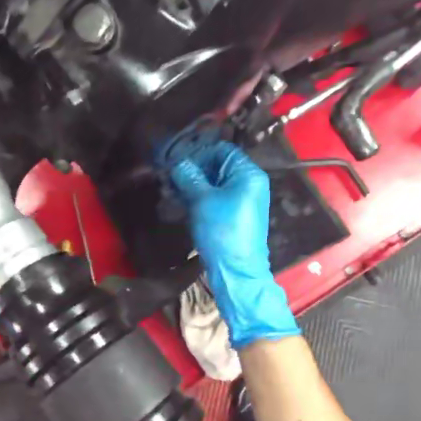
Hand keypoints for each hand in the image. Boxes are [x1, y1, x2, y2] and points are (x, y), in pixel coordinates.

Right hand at [165, 140, 299, 347]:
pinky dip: (201, 198)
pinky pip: (218, 198)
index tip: (176, 161)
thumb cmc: (222, 230)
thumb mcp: (202, 200)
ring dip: (194, 185)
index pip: (222, 150)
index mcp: (249, 174)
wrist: (236, 271)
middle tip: (170, 177)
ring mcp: (245, 199)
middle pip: (219, 166)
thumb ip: (189, 176)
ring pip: (216, 183)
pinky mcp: (237, 214)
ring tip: (172, 190)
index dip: (198, 153)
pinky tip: (182, 202)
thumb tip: (176, 161)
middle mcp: (250, 183)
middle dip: (194, 170)